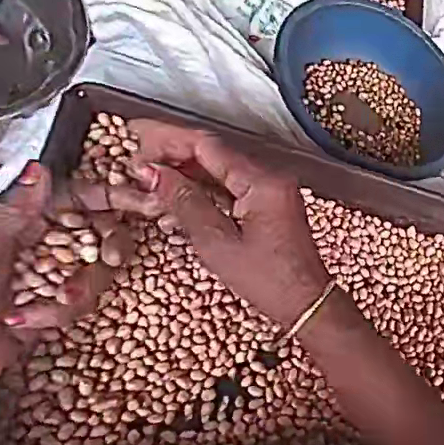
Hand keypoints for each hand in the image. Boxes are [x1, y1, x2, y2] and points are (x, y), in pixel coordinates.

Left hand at [0, 162, 112, 430]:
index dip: (110, 197)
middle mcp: (33, 246)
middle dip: (107, 246)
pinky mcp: (51, 311)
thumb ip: (15, 206)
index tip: (144, 204)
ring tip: (54, 300)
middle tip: (109, 258)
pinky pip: (79, 304)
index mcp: (13, 221)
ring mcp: (44, 280)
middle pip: (95, 234)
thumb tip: (39, 167)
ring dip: (80, 286)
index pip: (72, 199)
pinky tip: (28, 320)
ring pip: (93, 271)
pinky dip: (59, 312)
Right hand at [91, 120, 332, 327]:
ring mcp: (274, 191)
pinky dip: (205, 191)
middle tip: (136, 166)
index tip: (135, 143)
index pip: (208, 145)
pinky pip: (233, 188)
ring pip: (221, 171)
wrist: (308, 303)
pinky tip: (177, 200)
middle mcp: (272, 179)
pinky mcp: (272, 205)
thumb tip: (153, 173)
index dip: (167, 141)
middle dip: (173, 156)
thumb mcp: (218, 243)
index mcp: (263, 182)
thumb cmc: (269, 280)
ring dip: (186, 174)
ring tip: (149, 182)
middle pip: (214, 154)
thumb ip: (185, 203)